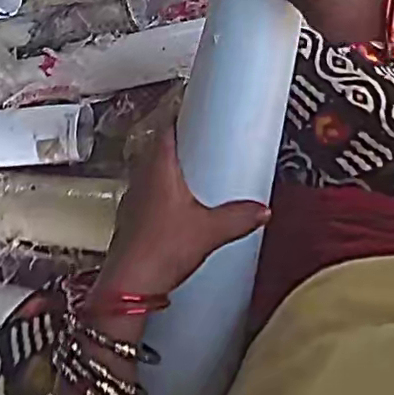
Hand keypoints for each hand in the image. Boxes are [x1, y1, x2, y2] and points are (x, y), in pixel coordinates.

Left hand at [95, 120, 267, 300]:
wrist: (131, 283)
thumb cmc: (165, 247)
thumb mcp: (209, 231)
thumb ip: (239, 218)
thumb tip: (263, 210)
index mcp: (160, 166)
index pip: (166, 128)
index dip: (178, 116)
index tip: (194, 111)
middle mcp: (142, 174)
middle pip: (158, 147)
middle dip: (179, 143)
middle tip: (202, 143)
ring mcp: (133, 194)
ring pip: (150, 169)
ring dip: (168, 167)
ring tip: (192, 174)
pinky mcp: (130, 215)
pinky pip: (146, 191)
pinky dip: (160, 190)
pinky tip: (174, 205)